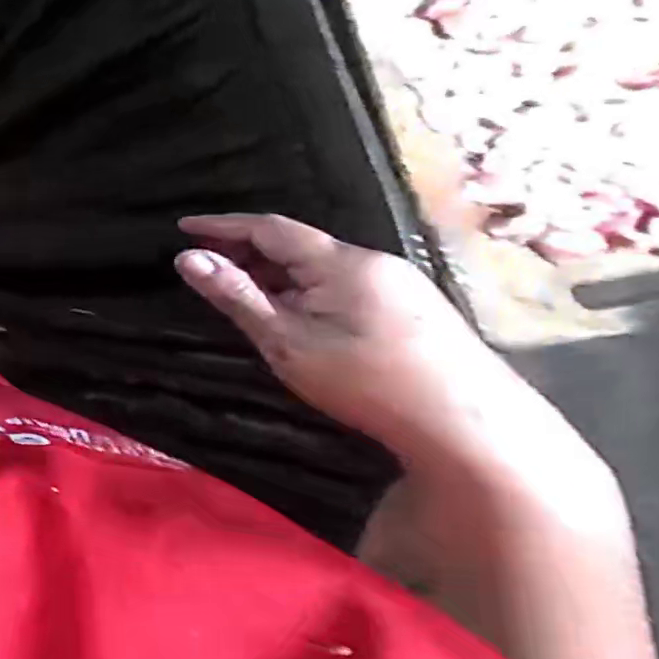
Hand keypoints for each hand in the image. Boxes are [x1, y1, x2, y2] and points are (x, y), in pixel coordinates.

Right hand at [174, 213, 525, 461]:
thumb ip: (236, 295)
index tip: (183, 226)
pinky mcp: (413, 309)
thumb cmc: (367, 382)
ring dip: (274, 270)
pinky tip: (293, 314)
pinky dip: (303, 287)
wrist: (475, 433)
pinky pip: (342, 283)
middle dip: (245, 248)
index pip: (269, 227)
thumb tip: (188, 258)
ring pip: (320, 266)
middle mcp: (373, 262)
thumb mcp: (286, 340)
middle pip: (296, 244)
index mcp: (341, 262)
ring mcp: (399, 285)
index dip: (222, 224)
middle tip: (204, 263)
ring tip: (240, 290)